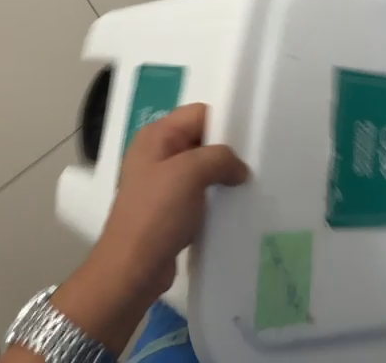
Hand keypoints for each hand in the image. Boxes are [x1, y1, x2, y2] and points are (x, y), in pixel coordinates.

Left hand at [50, 104, 248, 351]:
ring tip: (247, 185)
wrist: (131, 271)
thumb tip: (240, 169)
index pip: (199, 114)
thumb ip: (221, 157)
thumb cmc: (157, 214)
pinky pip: (198, 193)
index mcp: (156, 136)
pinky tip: (232, 206)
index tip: (251, 140)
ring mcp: (161, 183)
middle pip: (201, 139)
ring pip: (201, 168)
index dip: (225, 123)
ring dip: (222, 176)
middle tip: (253, 163)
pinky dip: (214, 197)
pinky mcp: (168, 210)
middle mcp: (156, 153)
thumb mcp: (191, 173)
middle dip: (226, 151)